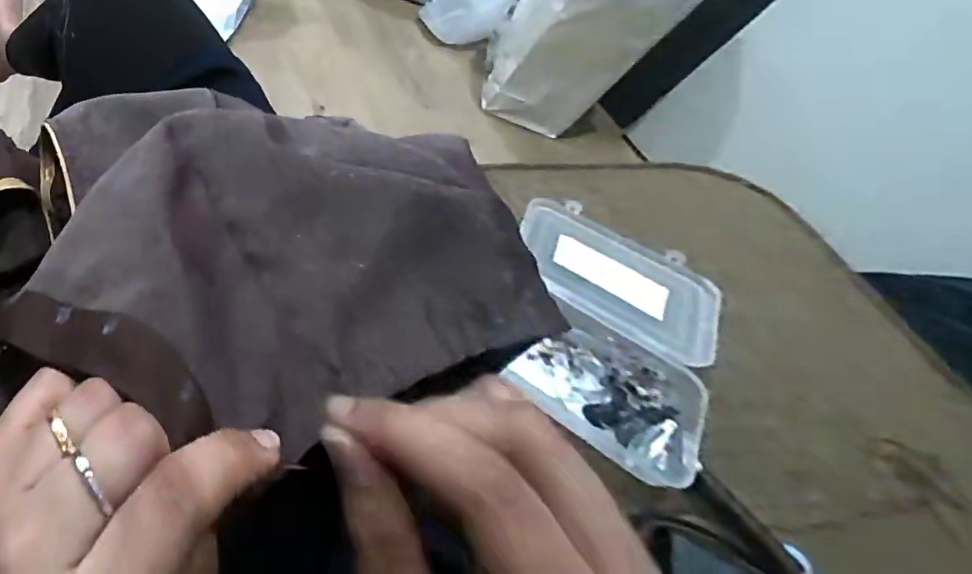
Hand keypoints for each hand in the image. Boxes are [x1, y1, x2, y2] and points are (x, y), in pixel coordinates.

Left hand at [0, 368, 281, 573]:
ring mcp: (0, 484)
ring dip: (115, 421)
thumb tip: (223, 464)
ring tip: (107, 458)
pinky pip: (46, 385)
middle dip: (160, 445)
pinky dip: (70, 403)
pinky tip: (70, 442)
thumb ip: (190, 545)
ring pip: (91, 396)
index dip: (226, 459)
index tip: (260, 445)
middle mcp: (38, 533)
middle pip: (132, 431)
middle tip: (155, 474)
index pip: (172, 496)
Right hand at [322, 378, 657, 573]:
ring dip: (464, 416)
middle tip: (368, 421)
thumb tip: (340, 436)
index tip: (339, 412)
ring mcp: (632, 561)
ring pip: (550, 440)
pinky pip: (561, 462)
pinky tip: (452, 440)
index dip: (407, 434)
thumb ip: (382, 541)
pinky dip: (496, 436)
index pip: (493, 490)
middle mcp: (622, 573)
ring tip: (402, 429)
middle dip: (434, 414)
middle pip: (529, 444)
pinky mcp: (621, 550)